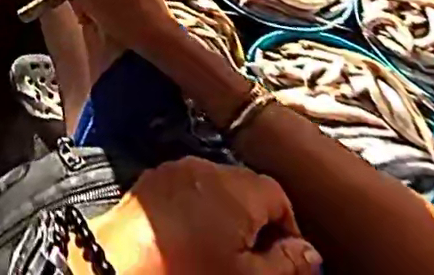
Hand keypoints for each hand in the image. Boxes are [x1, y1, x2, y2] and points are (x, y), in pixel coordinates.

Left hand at [84, 158, 321, 274]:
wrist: (126, 260)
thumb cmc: (188, 268)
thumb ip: (289, 263)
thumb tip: (307, 251)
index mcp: (230, 187)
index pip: (277, 193)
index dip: (290, 227)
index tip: (289, 257)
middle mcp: (199, 168)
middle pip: (246, 186)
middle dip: (259, 219)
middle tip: (259, 257)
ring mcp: (172, 170)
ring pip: (217, 185)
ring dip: (229, 212)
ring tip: (227, 249)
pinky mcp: (152, 178)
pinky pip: (190, 186)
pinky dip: (201, 206)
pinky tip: (196, 236)